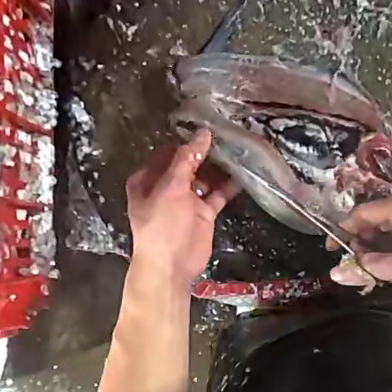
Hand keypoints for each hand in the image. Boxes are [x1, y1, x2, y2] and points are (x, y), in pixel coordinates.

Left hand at [126, 130, 240, 293]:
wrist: (171, 265)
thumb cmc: (162, 225)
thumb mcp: (171, 187)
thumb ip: (187, 159)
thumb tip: (203, 134)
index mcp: (149, 178)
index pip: (169, 152)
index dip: (187, 140)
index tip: (210, 126)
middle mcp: (167, 186)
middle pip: (189, 163)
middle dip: (206, 152)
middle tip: (229, 136)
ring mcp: (186, 200)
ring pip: (204, 177)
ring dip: (219, 168)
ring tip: (238, 151)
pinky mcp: (203, 213)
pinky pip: (217, 195)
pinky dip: (228, 186)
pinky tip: (242, 174)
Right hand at [330, 187, 391, 304]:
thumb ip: (369, 267)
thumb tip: (335, 272)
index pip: (364, 212)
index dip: (343, 233)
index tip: (331, 253)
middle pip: (376, 218)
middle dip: (361, 243)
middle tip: (352, 268)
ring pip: (389, 228)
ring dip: (376, 248)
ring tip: (369, 272)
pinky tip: (388, 267)